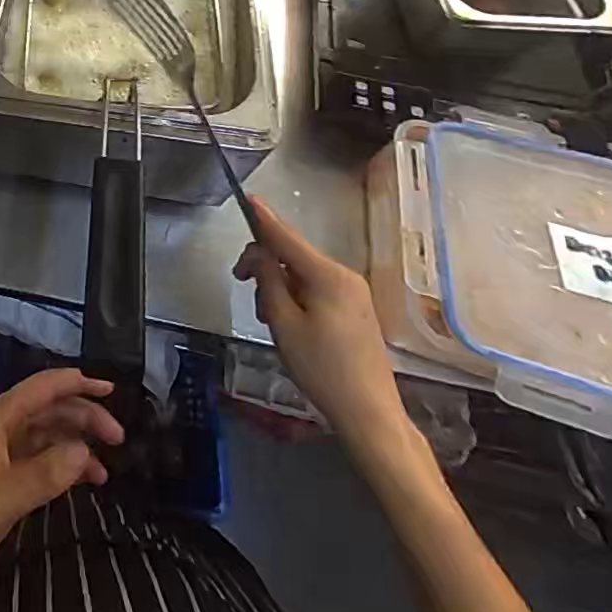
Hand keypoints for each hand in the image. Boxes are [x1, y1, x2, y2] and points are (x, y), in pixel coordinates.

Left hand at [0, 369, 123, 587]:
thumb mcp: (6, 496)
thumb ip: (48, 472)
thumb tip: (86, 450)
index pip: (44, 386)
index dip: (78, 382)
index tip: (111, 389)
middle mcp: (0, 425)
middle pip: (49, 409)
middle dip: (84, 417)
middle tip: (119, 439)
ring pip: (45, 434)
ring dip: (74, 444)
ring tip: (105, 469)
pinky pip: (37, 458)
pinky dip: (60, 466)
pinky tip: (80, 482)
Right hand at [234, 196, 405, 444]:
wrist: (370, 413)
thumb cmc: (321, 368)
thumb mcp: (283, 324)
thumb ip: (268, 281)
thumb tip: (260, 253)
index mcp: (328, 276)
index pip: (287, 239)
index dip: (264, 220)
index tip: (248, 198)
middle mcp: (344, 276)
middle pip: (294, 255)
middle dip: (265, 264)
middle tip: (241, 283)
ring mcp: (354, 293)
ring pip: (303, 274)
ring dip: (279, 286)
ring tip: (268, 318)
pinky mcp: (356, 309)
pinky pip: (317, 288)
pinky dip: (296, 296)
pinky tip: (288, 322)